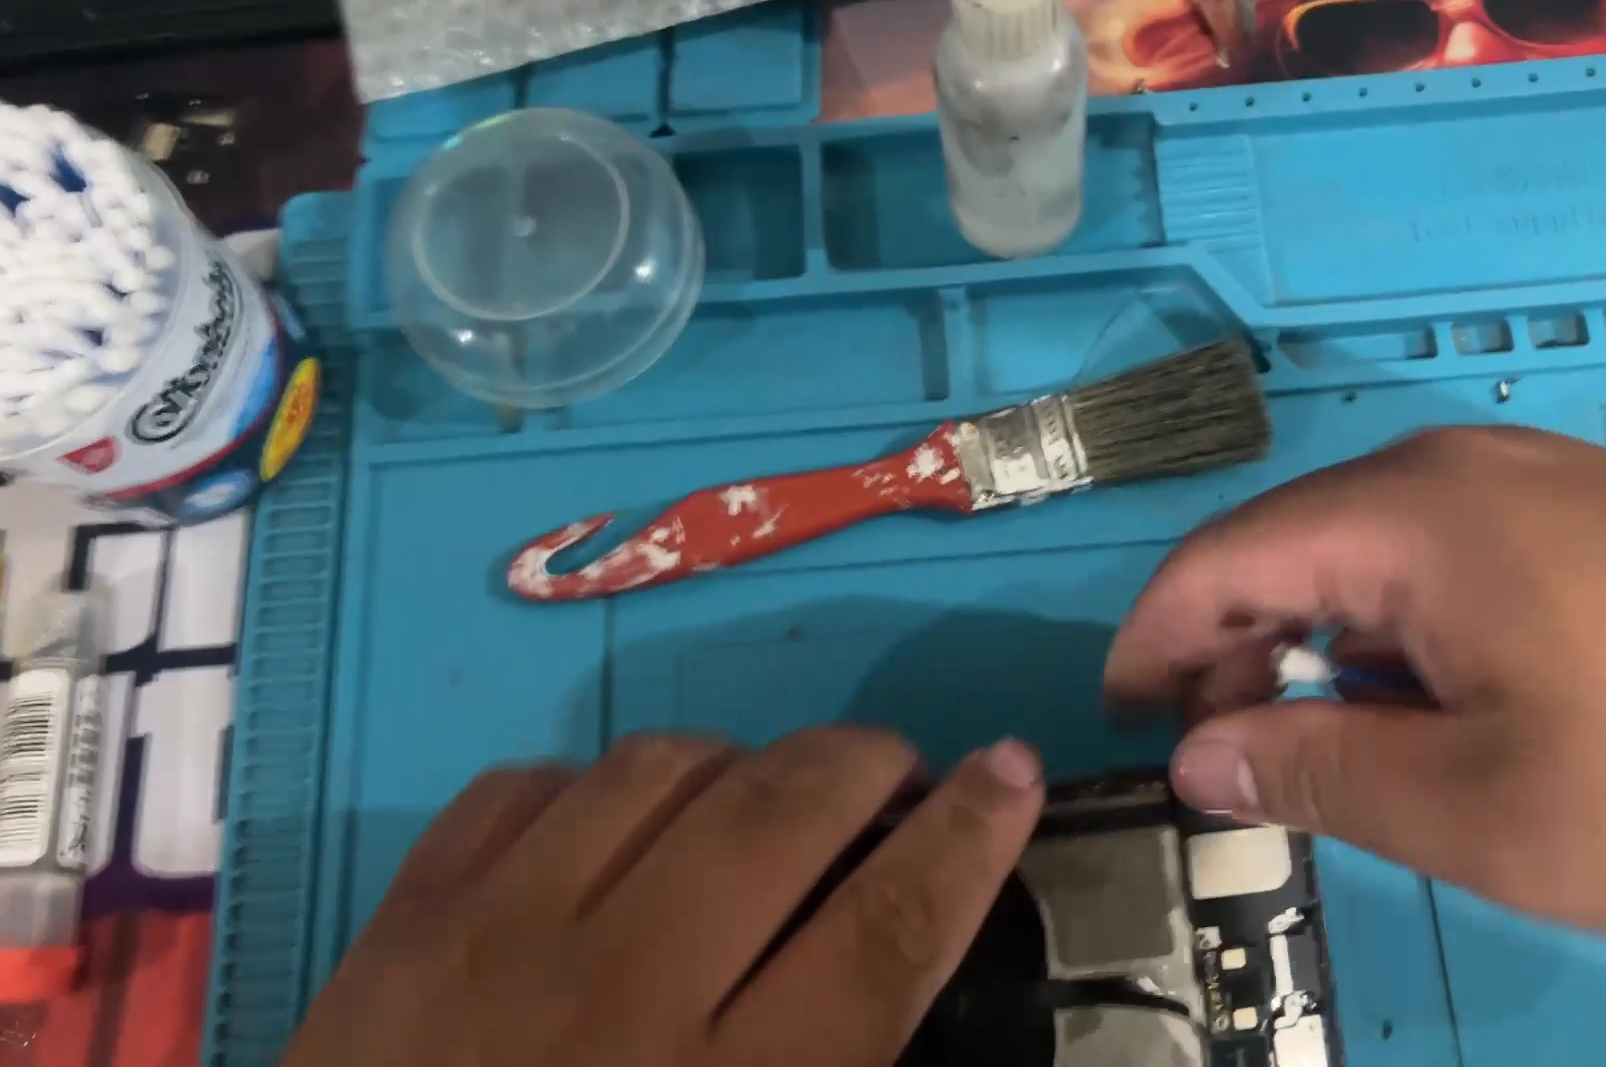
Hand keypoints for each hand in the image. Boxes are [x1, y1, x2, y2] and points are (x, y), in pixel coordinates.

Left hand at [281, 728, 1044, 1066]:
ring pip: (662, 767)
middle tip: (896, 772)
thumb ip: (851, 1056)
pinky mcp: (396, 928)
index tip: (1014, 768)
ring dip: (742, 763)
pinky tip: (617, 830)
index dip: (967, 835)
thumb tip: (907, 942)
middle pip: (781, 811)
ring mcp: (484, 949)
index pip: (885, 929)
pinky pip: (530, 785)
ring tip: (760, 799)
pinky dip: (597, 787)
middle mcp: (611, 1007)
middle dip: (868, 762)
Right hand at [1104, 426, 1605, 939]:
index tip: (1123, 713)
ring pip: (1342, 554)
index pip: (1220, 561)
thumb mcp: (1479, 811)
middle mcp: (1440, 469)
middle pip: (1276, 551)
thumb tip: (1192, 762)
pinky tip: (1397, 694)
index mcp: (1406, 514)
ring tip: (1305, 734)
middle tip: (1221, 751)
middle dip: (1226, 650)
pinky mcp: (1558, 510)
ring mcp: (1506, 480)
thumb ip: (1308, 773)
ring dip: (1297, 643)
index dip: (1155, 638)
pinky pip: (1413, 558)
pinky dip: (1368, 629)